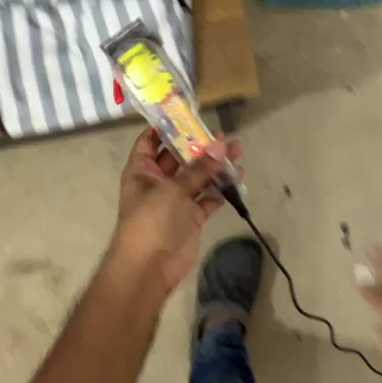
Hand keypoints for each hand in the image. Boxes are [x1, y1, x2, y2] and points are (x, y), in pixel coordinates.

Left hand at [105, 128, 242, 299]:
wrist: (149, 268)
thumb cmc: (151, 221)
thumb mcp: (173, 189)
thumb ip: (199, 168)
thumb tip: (222, 143)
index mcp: (142, 170)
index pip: (151, 141)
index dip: (166, 127)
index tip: (187, 114)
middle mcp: (158, 182)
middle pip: (181, 157)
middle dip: (201, 146)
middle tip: (225, 135)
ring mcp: (176, 200)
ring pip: (199, 177)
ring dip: (216, 167)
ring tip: (239, 153)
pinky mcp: (191, 217)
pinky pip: (208, 198)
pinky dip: (221, 190)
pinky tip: (236, 180)